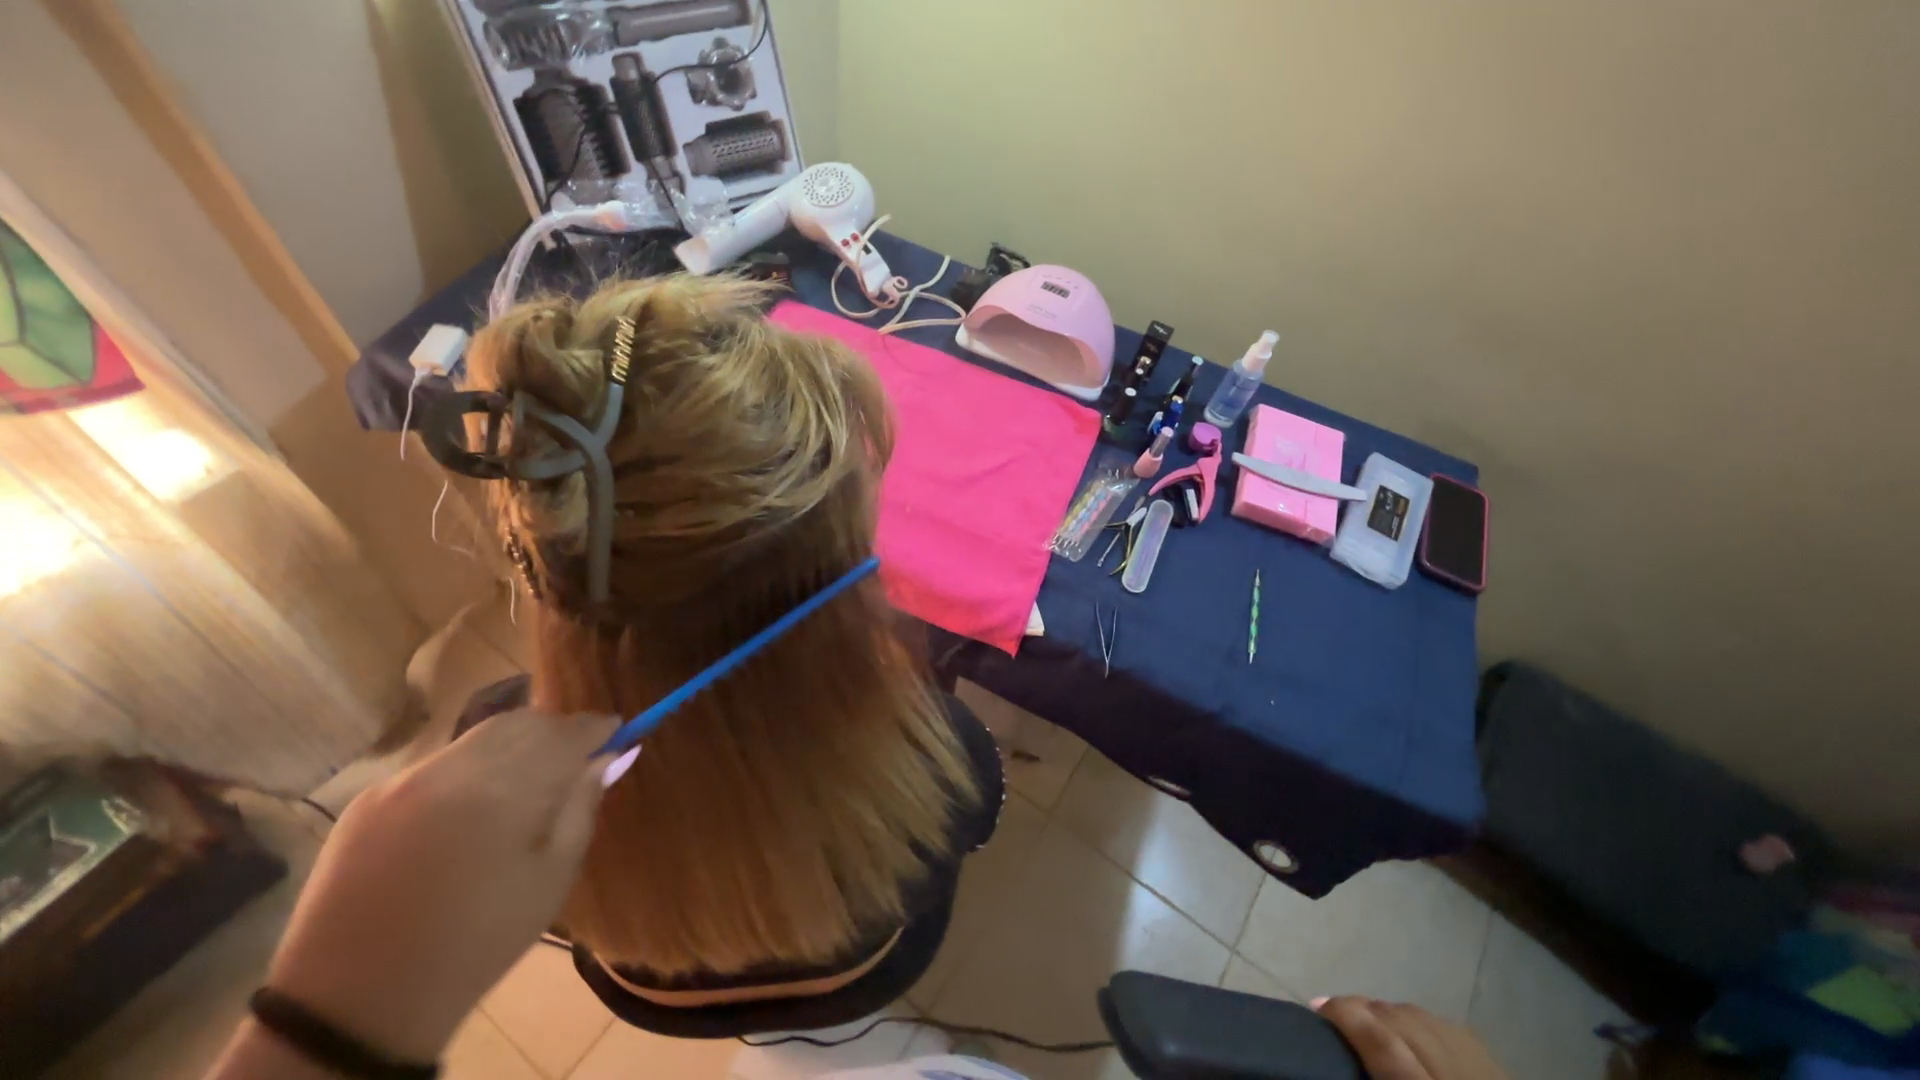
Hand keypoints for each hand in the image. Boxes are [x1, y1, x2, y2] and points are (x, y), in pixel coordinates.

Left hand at [262, 709, 617, 1062]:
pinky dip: (472, 768)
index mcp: (503, 792)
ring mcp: (405, 779)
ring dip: (514, 745)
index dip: (595, 728)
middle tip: (578, 756)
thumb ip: (582, 806)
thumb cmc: (479, 941)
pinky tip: (476, 807)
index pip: (564, 734)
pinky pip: (439, 764)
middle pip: (520, 723)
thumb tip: (608, 757)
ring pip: (477, 737)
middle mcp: (452, 769)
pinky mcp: (371, 797)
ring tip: (530, 780)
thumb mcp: (551, 878)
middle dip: (555, 731)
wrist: (359, 998)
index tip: (617, 731)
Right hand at [1315, 997, 1508, 1079]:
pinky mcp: (1502, 1072)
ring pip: (1429, 1020)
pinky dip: (1424, 1024)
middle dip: (1363, 1008)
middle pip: (1404, 1023)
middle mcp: (1459, 1079)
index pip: (1385, 1045)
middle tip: (1333, 1011)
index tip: (1318, 1006)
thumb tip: (1338, 1069)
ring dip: (1391, 1012)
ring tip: (1366, 1019)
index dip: (1348, 1017)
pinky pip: (1454, 1032)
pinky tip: (1410, 1032)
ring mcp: (1485, 1072)